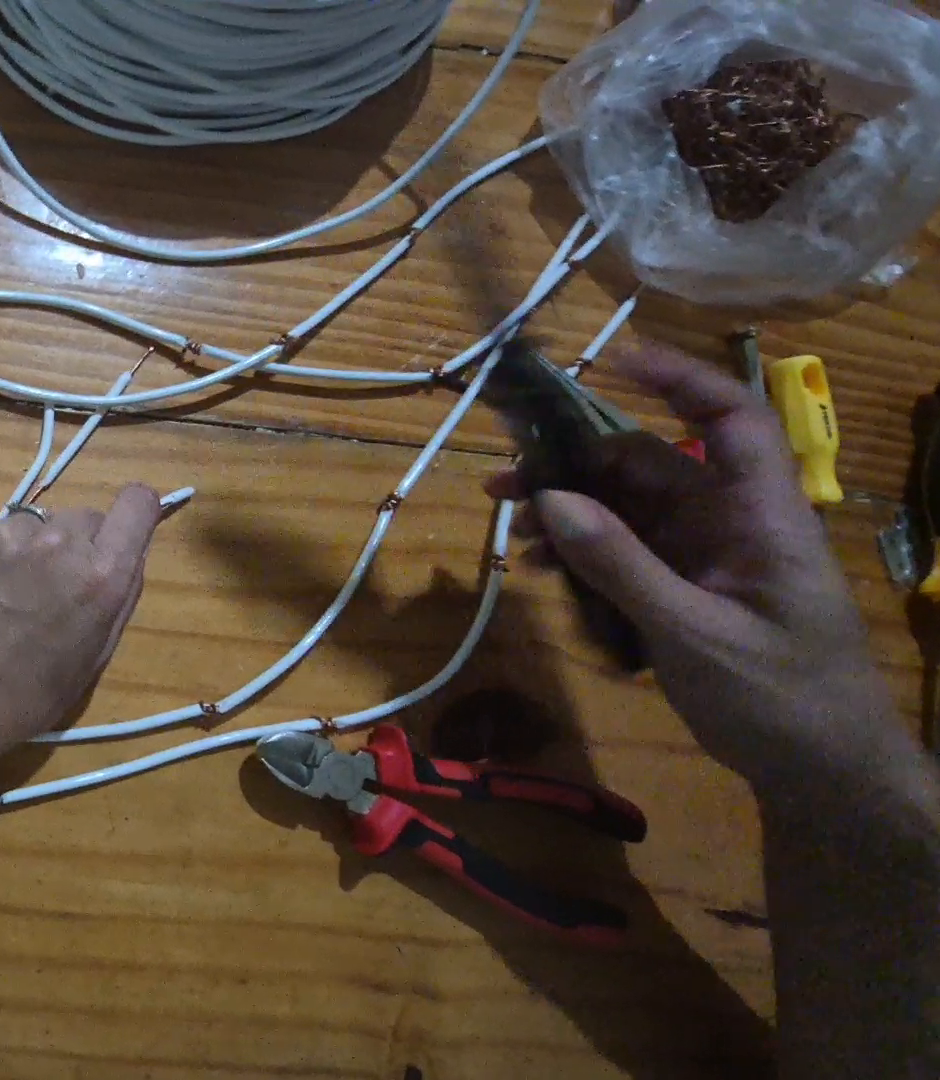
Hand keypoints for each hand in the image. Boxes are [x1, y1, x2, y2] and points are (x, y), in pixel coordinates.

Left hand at [0, 484, 160, 779]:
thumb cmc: (27, 696)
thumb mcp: (94, 657)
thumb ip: (119, 595)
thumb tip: (128, 550)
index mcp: (100, 575)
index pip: (137, 503)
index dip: (133, 516)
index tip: (119, 536)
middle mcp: (56, 541)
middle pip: (82, 517)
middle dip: (75, 546)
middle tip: (49, 590)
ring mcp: (2, 534)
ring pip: (33, 525)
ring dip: (27, 551)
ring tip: (4, 597)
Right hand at [486, 344, 902, 796]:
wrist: (819, 769)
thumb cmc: (778, 696)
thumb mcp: (692, 631)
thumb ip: (621, 563)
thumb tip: (552, 499)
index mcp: (759, 517)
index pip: (730, 423)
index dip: (679, 382)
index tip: (611, 364)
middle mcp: (727, 522)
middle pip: (646, 467)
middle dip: (573, 468)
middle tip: (504, 485)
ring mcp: (700, 554)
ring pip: (621, 509)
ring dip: (565, 515)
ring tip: (516, 536)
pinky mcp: (676, 584)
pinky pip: (616, 550)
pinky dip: (576, 552)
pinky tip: (543, 569)